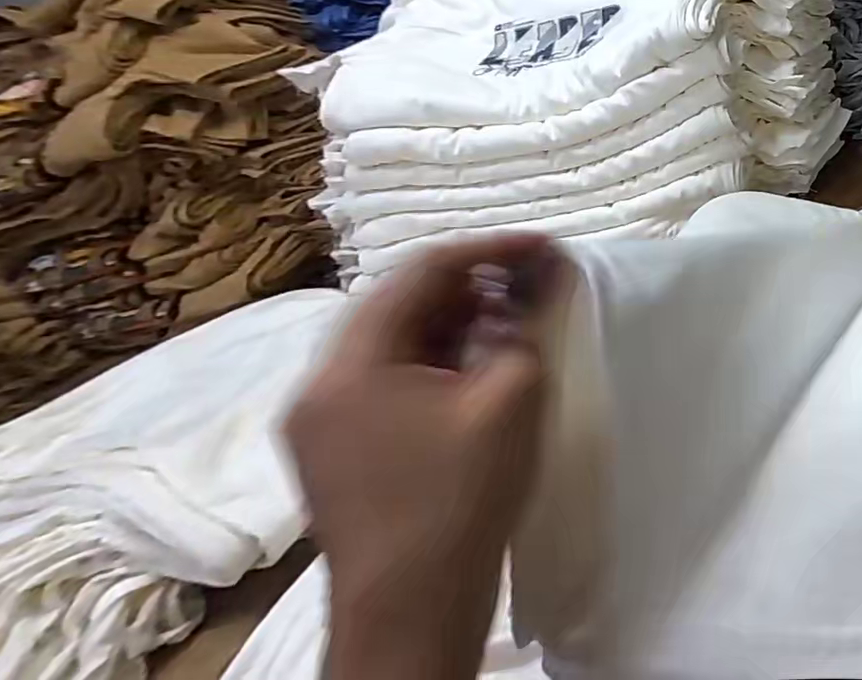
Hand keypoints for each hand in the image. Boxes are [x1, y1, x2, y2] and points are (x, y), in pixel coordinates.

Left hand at [283, 234, 571, 679]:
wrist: (413, 616)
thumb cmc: (462, 499)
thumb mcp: (510, 397)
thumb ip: (524, 324)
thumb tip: (540, 276)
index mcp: (348, 365)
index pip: (422, 273)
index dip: (489, 250)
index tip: (542, 245)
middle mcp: (319, 382)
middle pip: (401, 300)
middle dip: (472, 282)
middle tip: (529, 278)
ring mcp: (323, 416)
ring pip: (395, 337)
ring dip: (455, 317)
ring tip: (510, 312)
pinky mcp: (339, 443)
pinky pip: (390, 372)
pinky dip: (437, 354)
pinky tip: (478, 357)